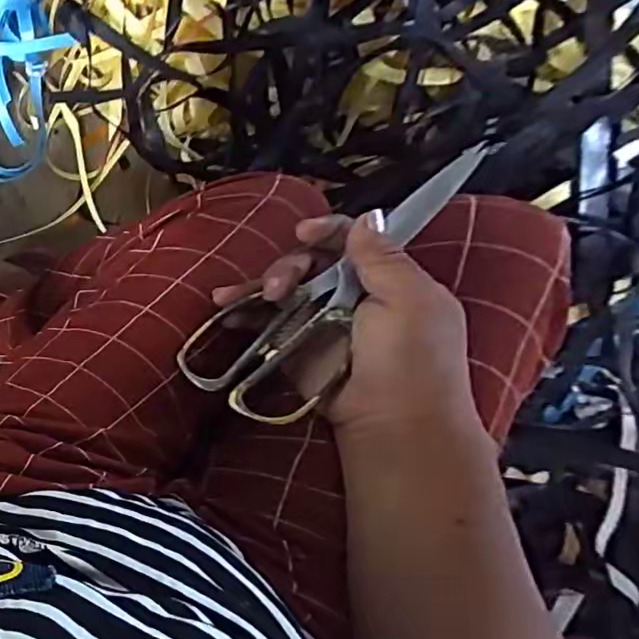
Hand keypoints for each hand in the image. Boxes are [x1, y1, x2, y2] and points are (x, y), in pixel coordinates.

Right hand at [211, 211, 481, 439]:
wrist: (390, 418)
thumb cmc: (412, 358)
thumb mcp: (411, 301)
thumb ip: (384, 260)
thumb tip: (365, 220)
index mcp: (385, 279)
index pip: (352, 242)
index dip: (327, 231)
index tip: (302, 231)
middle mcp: (348, 296)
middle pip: (309, 264)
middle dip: (286, 267)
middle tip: (275, 288)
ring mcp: (317, 322)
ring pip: (282, 291)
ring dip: (256, 288)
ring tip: (233, 297)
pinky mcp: (291, 348)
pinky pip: (264, 323)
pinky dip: (243, 315)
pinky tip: (226, 312)